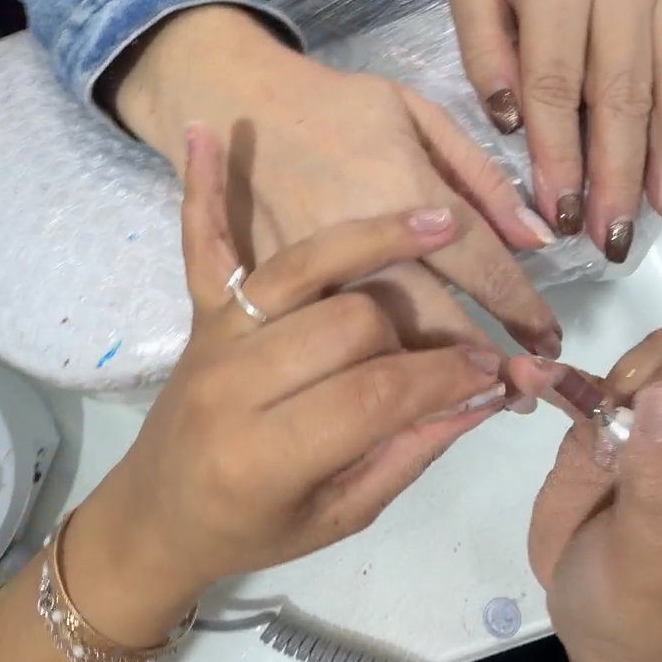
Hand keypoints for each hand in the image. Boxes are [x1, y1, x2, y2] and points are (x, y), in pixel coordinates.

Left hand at [67, 125, 511, 640]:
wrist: (156, 514)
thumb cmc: (252, 530)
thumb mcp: (339, 517)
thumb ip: (409, 453)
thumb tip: (488, 399)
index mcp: (268, 452)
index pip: (382, 393)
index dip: (452, 379)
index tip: (505, 373)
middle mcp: (235, 383)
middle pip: (354, 322)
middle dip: (427, 329)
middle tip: (473, 341)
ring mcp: (214, 335)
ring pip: (308, 267)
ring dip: (376, 237)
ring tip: (442, 218)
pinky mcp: (199, 309)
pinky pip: (200, 240)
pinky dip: (201, 186)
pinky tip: (207, 131)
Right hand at [114, 5, 561, 356]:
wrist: (235, 105)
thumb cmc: (337, 106)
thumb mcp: (416, 115)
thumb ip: (478, 177)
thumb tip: (538, 237)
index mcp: (399, 187)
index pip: (479, 263)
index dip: (521, 307)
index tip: (549, 340)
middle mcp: (355, 240)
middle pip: (431, 319)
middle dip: (481, 362)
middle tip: (520, 390)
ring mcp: (306, 273)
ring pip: (374, 346)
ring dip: (428, 380)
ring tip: (470, 400)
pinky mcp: (268, 295)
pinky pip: (322, 348)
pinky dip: (362, 372)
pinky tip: (395, 393)